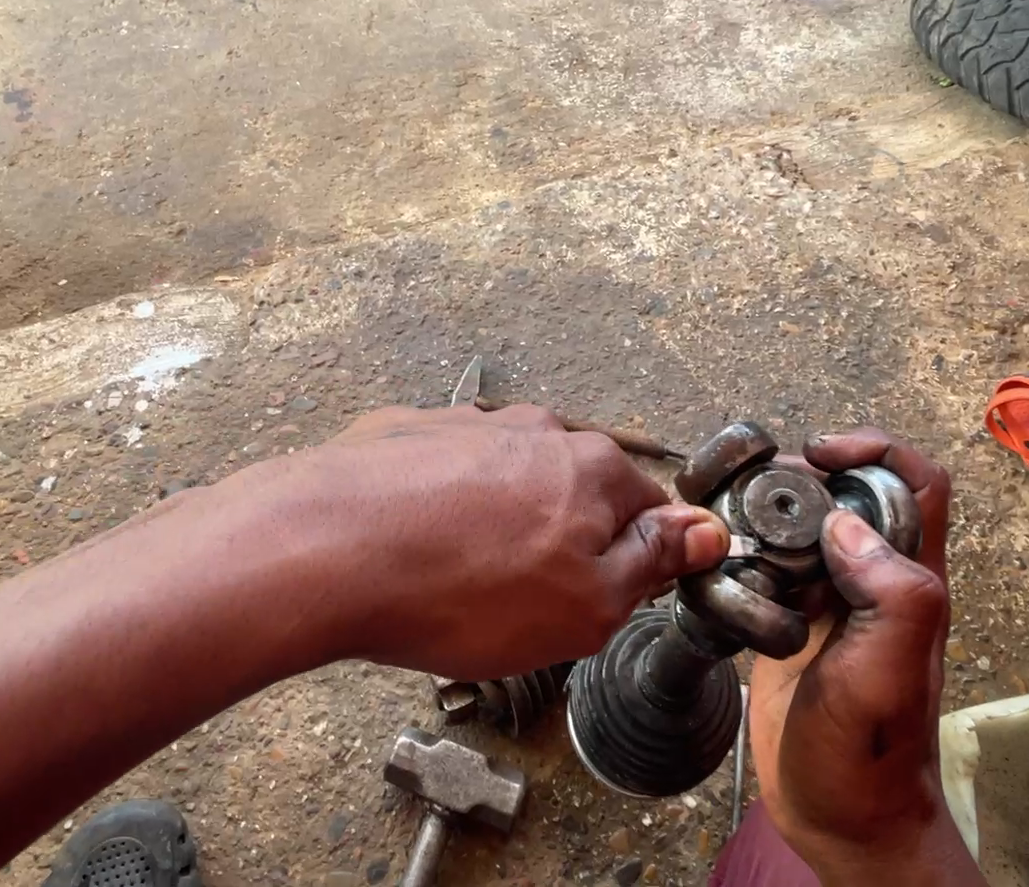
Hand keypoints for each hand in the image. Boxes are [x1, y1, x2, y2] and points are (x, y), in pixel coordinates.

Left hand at [211, 404, 729, 680]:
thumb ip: (652, 563)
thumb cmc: (463, 588)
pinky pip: (443, 475)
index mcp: (590, 466)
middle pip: (572, 491)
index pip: (646, 510)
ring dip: (498, 524)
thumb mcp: (586, 606)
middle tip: (522, 600)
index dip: (632, 560)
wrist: (326, 545)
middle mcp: (534, 428)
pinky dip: (440, 508)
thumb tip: (702, 530)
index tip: (600, 597)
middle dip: (560, 542)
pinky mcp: (406, 432)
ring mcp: (465, 423)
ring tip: (457, 579)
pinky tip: (410, 545)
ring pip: (506, 482)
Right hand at [749, 429, 982, 882]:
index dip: (873, 448)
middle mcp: (869, 574)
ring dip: (765, 509)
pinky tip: (715, 557)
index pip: (914, 480)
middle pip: (845, 489)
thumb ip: (890, 597)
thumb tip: (842, 523)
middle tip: (754, 492)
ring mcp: (827, 595)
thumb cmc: (868, 755)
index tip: (818, 455)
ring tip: (727, 519)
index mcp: (909, 578)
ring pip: (802, 521)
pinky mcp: (787, 615)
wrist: (838, 815)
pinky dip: (741, 546)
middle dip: (801, 476)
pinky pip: (767, 559)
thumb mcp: (888, 679)